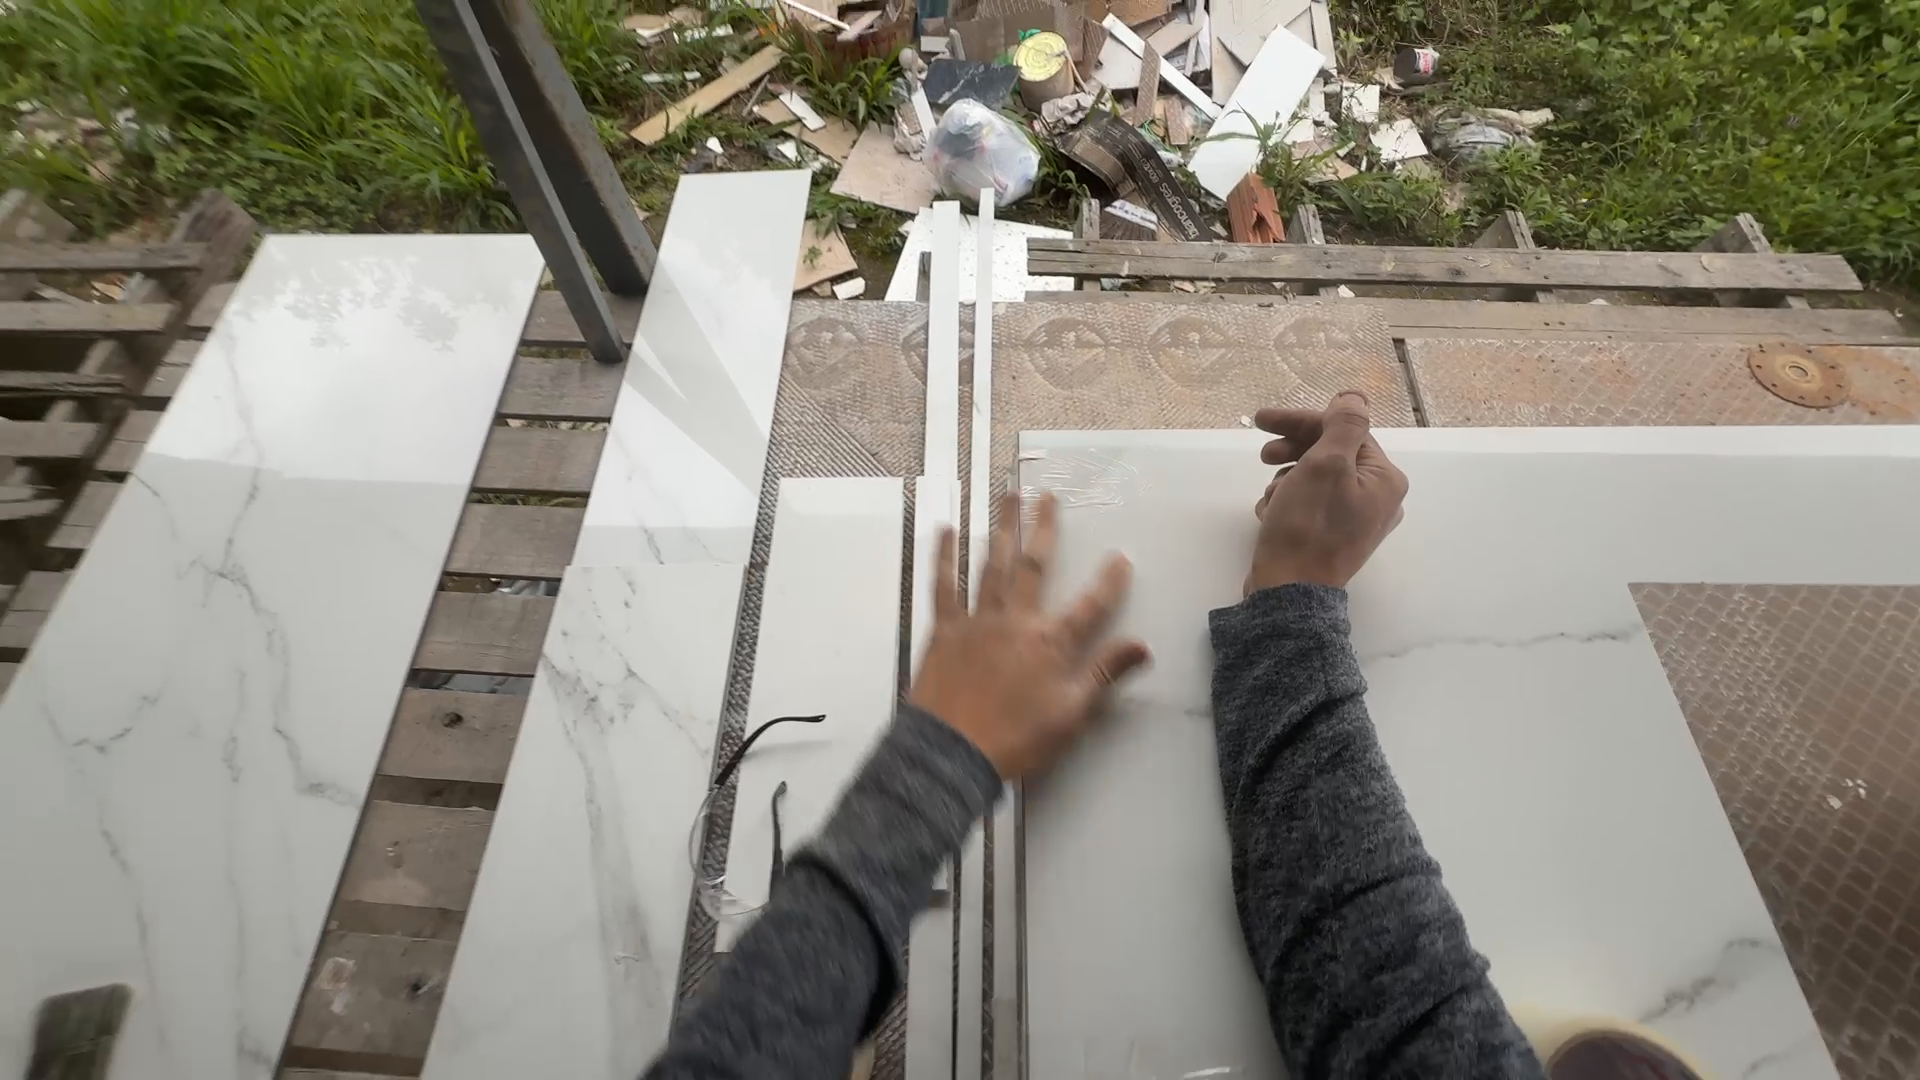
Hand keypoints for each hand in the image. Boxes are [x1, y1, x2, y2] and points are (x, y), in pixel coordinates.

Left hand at [909, 492, 1151, 778]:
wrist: (953, 753)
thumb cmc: (1016, 739)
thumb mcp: (1072, 715)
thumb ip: (1105, 675)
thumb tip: (1143, 646)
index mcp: (1050, 643)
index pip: (1089, 606)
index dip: (1109, 581)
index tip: (1121, 555)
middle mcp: (1016, 621)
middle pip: (1034, 566)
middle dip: (1044, 529)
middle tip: (1047, 495)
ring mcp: (978, 621)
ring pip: (993, 565)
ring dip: (1002, 528)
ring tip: (1006, 496)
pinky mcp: (945, 629)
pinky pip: (945, 585)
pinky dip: (945, 556)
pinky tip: (946, 529)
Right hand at [1246, 391, 1408, 592]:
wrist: (1290, 591)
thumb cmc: (1308, 526)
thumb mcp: (1325, 466)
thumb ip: (1342, 425)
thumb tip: (1354, 396)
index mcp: (1384, 479)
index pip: (1344, 431)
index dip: (1302, 422)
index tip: (1261, 420)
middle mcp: (1377, 499)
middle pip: (1331, 455)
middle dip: (1293, 452)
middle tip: (1262, 456)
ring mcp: (1354, 522)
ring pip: (1315, 480)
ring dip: (1286, 480)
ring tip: (1270, 498)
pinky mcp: (1330, 539)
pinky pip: (1309, 506)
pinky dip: (1287, 502)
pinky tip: (1270, 514)